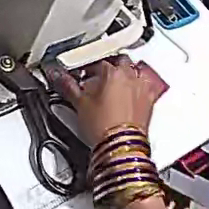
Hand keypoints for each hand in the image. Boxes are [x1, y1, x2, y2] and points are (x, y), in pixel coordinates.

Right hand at [48, 56, 168, 146]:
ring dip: (128, 72)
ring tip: (117, 80)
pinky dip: (141, 85)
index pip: (97, 62)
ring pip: (137, 70)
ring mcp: (142, 88)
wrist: (121, 148)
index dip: (87, 67)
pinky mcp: (150, 102)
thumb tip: (58, 77)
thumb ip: (68, 86)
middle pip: (120, 60)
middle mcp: (131, 77)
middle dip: (110, 64)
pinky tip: (134, 91)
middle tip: (99, 73)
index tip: (82, 73)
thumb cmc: (104, 128)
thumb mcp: (80, 104)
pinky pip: (148, 85)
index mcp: (113, 73)